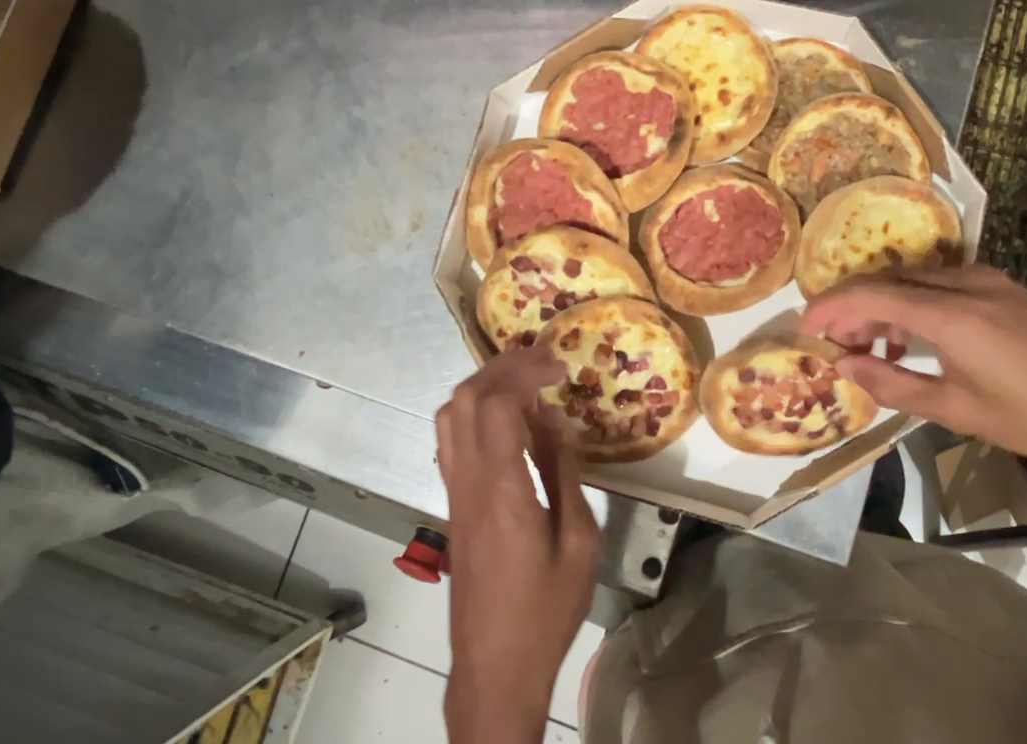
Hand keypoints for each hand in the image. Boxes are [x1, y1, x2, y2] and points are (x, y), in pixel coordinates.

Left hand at [436, 346, 599, 743]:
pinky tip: (506, 423)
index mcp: (501, 488)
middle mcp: (467, 481)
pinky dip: (473, 413)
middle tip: (541, 362)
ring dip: (481, 386)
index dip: (524, 372)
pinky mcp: (452, 506)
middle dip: (501, 367)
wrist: (494, 664)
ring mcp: (453, 493)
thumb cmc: (545, 610)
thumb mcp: (578, 544)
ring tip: (522, 382)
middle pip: (465, 399)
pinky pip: (450, 441)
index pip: (497, 405)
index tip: (558, 365)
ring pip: (448, 416)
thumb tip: (555, 427)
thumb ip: (565, 477)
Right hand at [798, 265, 1026, 475]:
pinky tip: (920, 339)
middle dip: (855, 307)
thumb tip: (846, 367)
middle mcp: (966, 283)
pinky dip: (918, 305)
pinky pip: (946, 284)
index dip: (832, 308)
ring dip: (887, 306)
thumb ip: (896, 386)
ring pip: (918, 280)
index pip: (871, 295)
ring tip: (875, 348)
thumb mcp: (961, 411)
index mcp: (950, 313)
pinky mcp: (1009, 288)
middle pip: (890, 280)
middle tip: (836, 343)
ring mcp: (991, 281)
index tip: (806, 328)